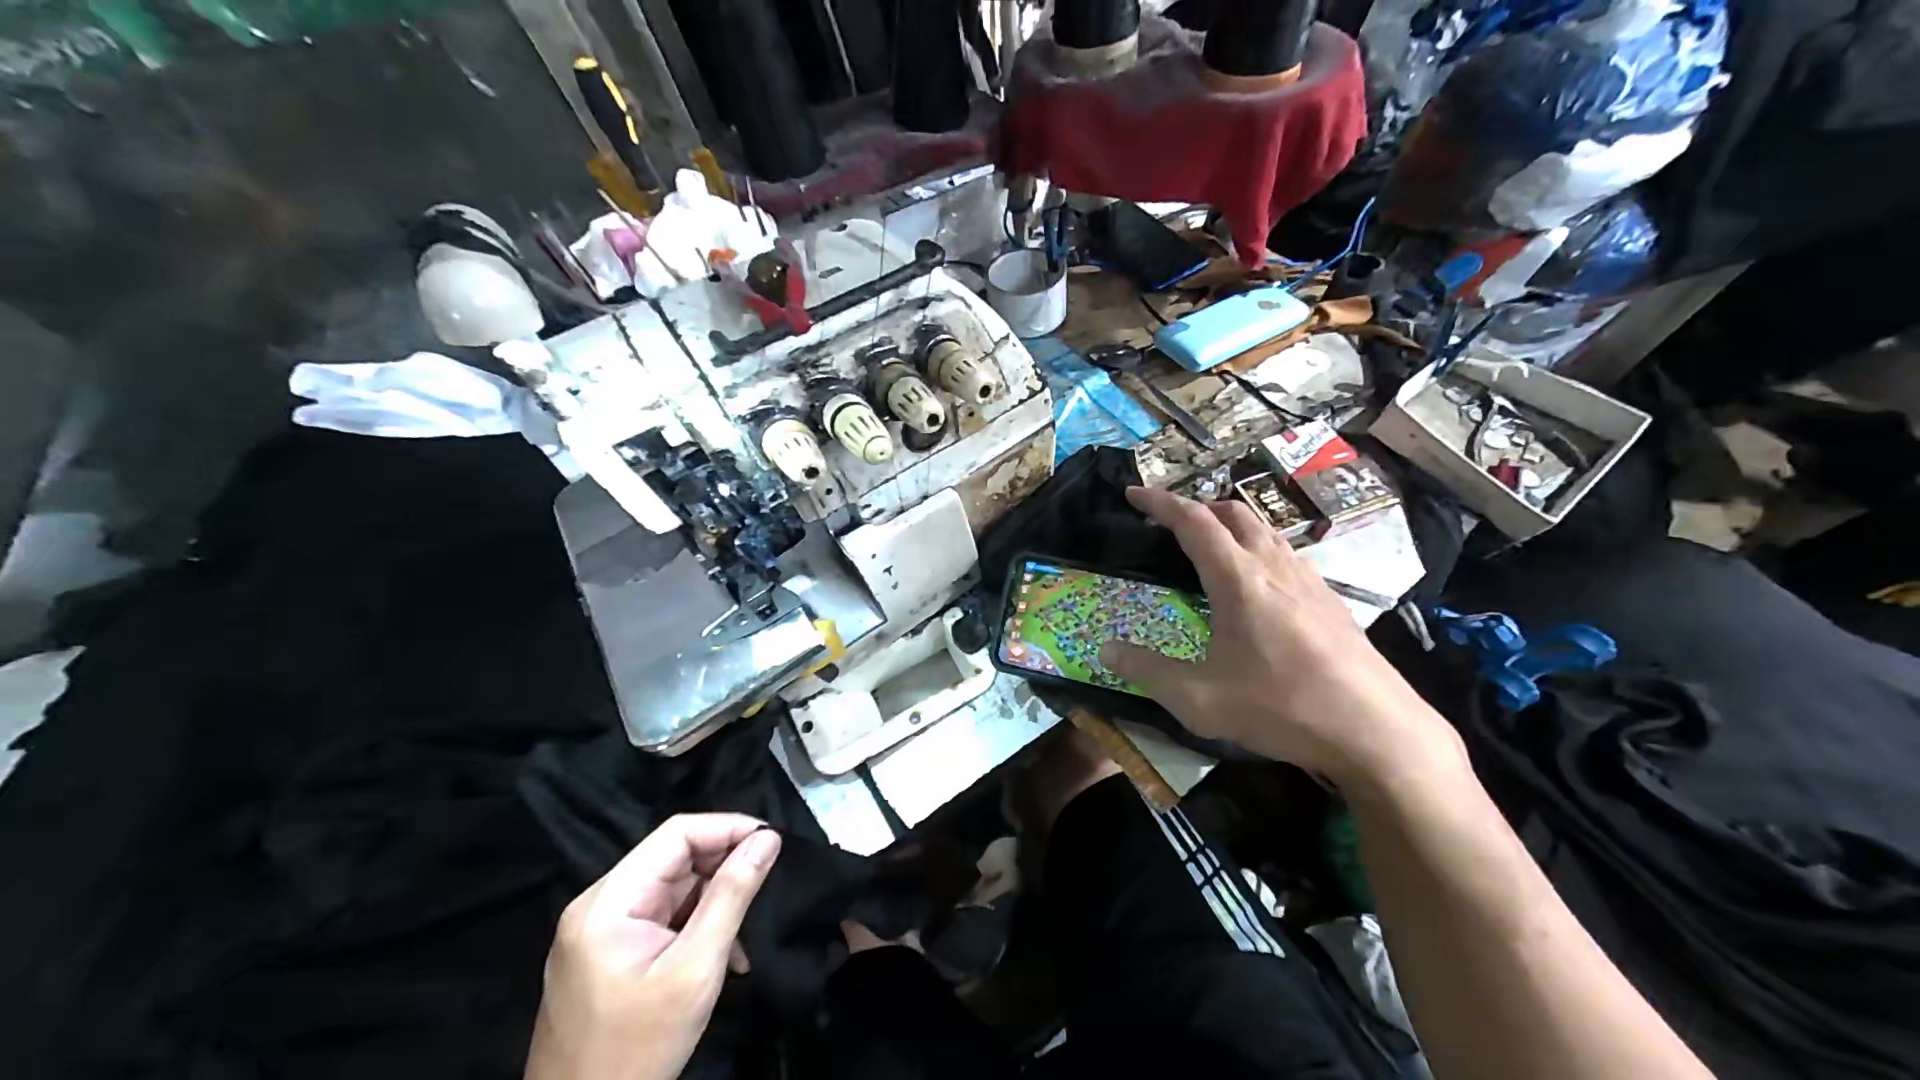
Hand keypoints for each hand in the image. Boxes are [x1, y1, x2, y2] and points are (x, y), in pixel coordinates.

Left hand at [524, 814, 781, 1079]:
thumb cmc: (638, 1048)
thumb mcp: (695, 968)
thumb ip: (732, 895)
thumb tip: (767, 838)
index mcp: (608, 900)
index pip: (676, 833)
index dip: (727, 827)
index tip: (771, 841)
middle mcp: (598, 904)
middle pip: (673, 858)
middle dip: (724, 865)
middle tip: (767, 883)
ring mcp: (600, 930)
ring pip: (672, 887)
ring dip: (715, 899)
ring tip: (748, 929)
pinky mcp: (608, 953)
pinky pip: (661, 917)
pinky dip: (696, 924)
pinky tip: (725, 952)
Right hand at [1099, 487, 1463, 787]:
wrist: (1376, 731)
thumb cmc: (1282, 708)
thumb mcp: (1199, 700)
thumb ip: (1148, 671)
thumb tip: (1106, 651)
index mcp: (1238, 579)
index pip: (1193, 522)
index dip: (1159, 502)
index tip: (1133, 493)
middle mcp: (1274, 567)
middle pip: (1232, 512)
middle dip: (1195, 507)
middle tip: (1168, 524)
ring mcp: (1308, 580)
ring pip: (1263, 529)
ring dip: (1229, 524)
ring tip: (1207, 546)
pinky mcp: (1329, 599)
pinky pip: (1284, 552)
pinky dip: (1256, 547)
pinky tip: (1254, 583)